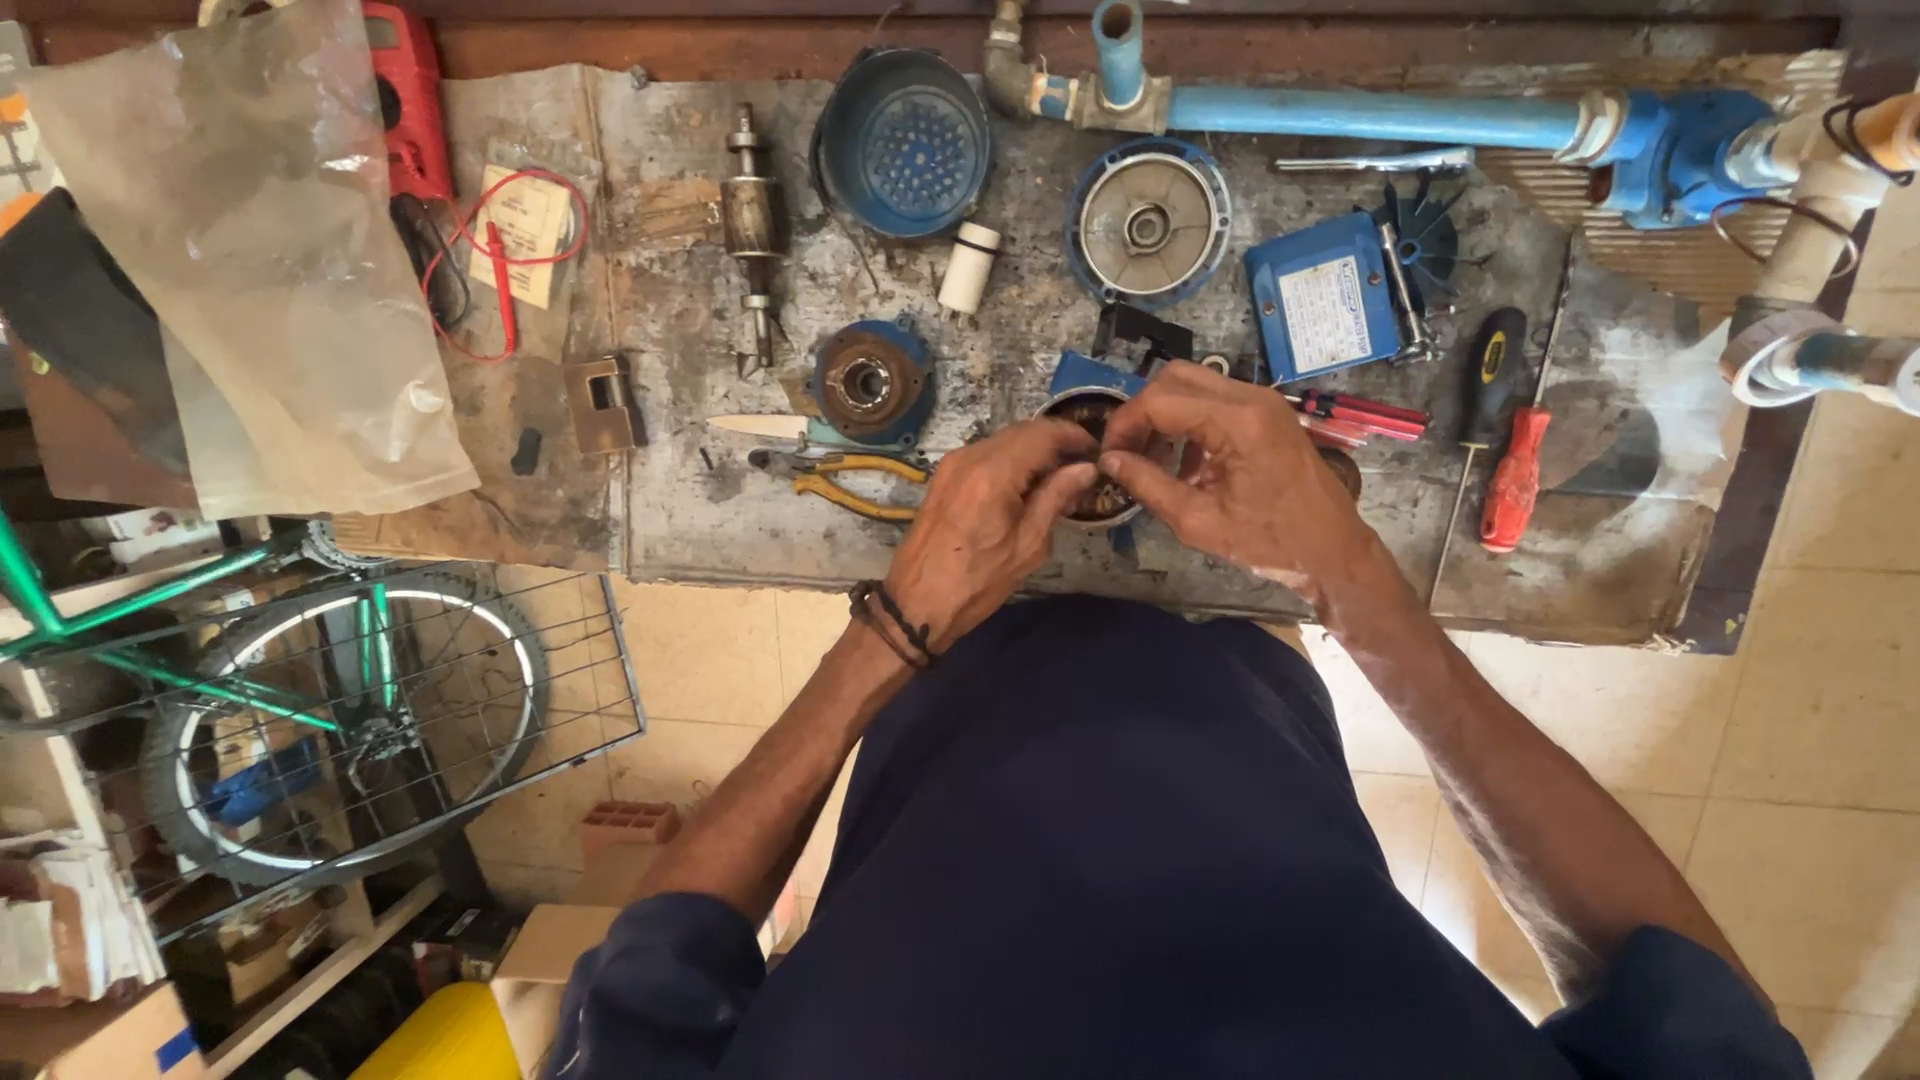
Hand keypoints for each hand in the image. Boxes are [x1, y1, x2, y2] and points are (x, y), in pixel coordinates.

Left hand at [884, 419, 1097, 649]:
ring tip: (1058, 479)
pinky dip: (1010, 461)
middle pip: (1022, 431)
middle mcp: (969, 457)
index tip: (1096, 452)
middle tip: (1082, 467)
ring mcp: (952, 464)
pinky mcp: (943, 476)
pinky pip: (985, 455)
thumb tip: (1085, 470)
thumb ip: (1056, 498)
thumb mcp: (1028, 545)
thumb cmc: (977, 582)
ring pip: (1003, 441)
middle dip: (1055, 443)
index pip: (1043, 434)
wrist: (917, 603)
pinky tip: (1026, 485)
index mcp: (993, 473)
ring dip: (1033, 451)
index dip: (1074, 437)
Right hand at [1098, 361, 1373, 602]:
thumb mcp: (1198, 522)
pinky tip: (1185, 464)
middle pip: (1174, 378)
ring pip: (1193, 383)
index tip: (1109, 456)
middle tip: (1128, 453)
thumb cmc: (1270, 543)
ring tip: (1152, 461)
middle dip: (1142, 412)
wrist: (1333, 550)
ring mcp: (1263, 401)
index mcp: (1238, 423)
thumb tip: (1109, 461)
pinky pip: (1214, 399)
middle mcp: (1252, 398)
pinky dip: (1188, 421)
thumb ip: (1148, 485)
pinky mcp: (1268, 412)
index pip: (1160, 401)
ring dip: (1164, 415)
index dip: (1125, 425)